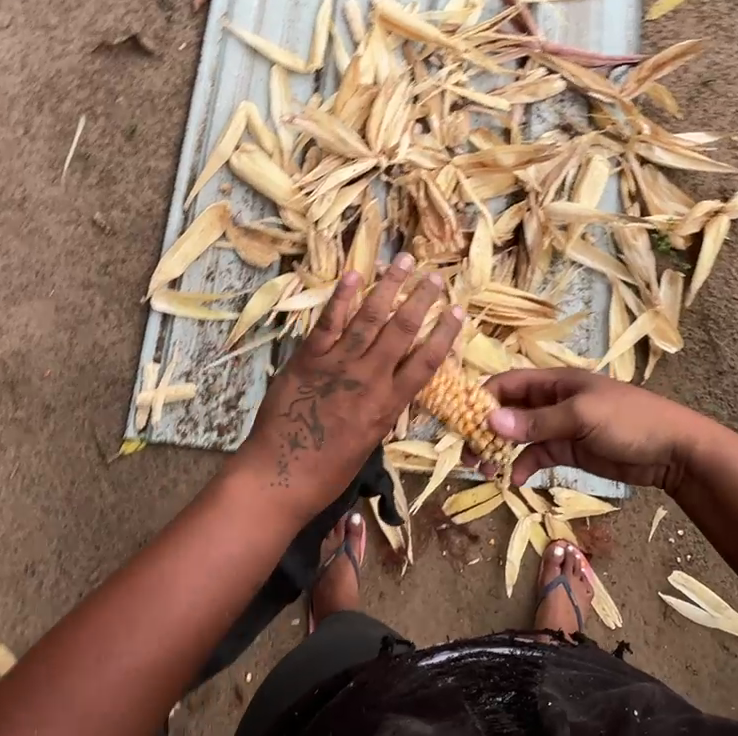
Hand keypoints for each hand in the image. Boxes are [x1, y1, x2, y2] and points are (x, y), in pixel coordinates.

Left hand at [231, 254, 462, 518]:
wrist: (278, 476)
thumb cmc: (326, 472)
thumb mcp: (368, 444)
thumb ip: (382, 409)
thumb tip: (392, 383)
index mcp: (387, 406)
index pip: (425, 363)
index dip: (444, 335)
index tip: (458, 311)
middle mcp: (368, 379)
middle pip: (402, 331)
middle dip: (421, 300)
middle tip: (436, 276)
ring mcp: (337, 365)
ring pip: (370, 318)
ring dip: (388, 286)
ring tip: (404, 262)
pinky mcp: (308, 358)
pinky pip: (329, 322)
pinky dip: (342, 297)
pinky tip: (354, 275)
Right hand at [485, 368, 720, 490]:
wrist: (674, 451)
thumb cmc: (628, 421)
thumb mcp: (580, 417)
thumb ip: (536, 421)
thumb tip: (490, 420)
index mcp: (553, 381)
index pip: (506, 383)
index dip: (481, 399)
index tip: (460, 422)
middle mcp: (551, 400)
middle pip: (507, 409)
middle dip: (485, 428)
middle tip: (467, 452)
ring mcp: (559, 426)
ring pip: (518, 435)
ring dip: (499, 449)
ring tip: (484, 470)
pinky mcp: (569, 451)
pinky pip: (536, 455)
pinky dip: (521, 466)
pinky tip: (514, 481)